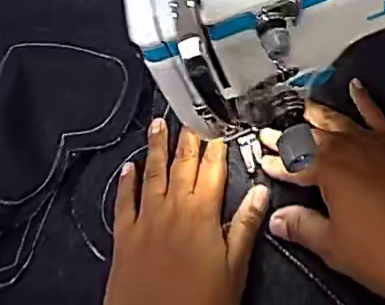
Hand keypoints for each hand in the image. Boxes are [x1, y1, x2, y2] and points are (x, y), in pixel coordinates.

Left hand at [105, 117, 268, 304]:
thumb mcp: (232, 270)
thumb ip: (246, 226)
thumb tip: (260, 191)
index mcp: (203, 213)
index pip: (213, 167)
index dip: (217, 144)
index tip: (220, 125)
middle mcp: (174, 208)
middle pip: (183, 163)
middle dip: (188, 136)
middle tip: (190, 114)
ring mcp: (147, 220)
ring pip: (153, 173)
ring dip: (156, 147)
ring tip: (158, 124)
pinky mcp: (124, 238)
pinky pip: (124, 202)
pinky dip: (125, 183)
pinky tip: (127, 168)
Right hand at [259, 80, 384, 304]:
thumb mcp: (332, 245)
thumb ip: (303, 226)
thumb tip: (281, 218)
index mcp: (329, 170)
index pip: (292, 161)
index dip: (275, 160)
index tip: (263, 157)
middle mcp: (349, 149)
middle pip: (310, 134)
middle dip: (289, 134)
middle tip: (273, 131)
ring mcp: (371, 144)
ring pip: (337, 119)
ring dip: (318, 112)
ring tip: (303, 105)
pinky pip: (374, 114)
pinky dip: (364, 98)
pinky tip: (357, 86)